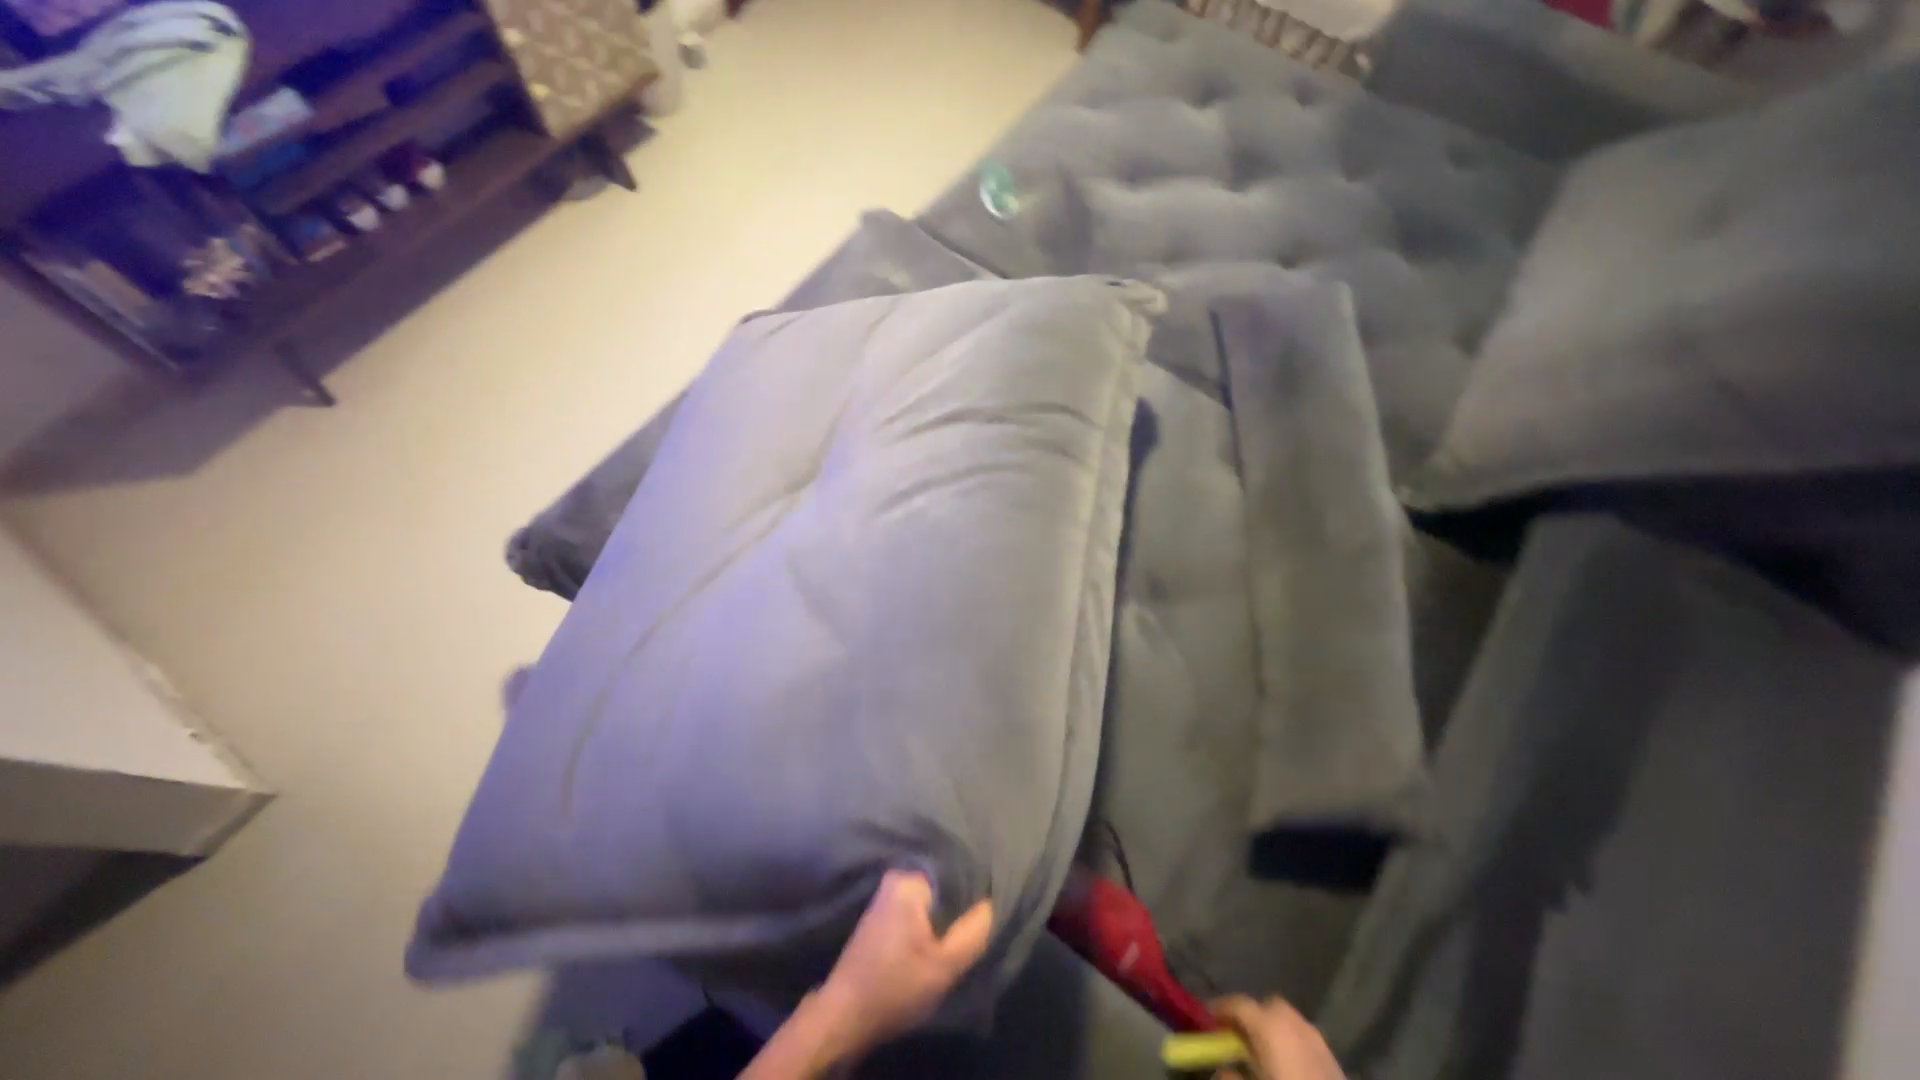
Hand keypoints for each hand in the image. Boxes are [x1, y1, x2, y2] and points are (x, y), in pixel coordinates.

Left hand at [814, 870, 994, 1054]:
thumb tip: (991, 902)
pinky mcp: (884, 916)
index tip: (992, 911)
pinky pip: (920, 910)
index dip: (979, 891)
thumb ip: (975, 929)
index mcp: (909, 882)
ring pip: (934, 900)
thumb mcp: (946, 964)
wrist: (845, 1016)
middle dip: (964, 905)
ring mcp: (887, 897)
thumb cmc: (895, 987)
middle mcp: (896, 879)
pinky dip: (934, 924)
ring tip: (968, 934)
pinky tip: (944, 940)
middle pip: (946, 885)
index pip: (959, 872)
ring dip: (949, 917)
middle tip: (982, 926)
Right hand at [1211, 996, 1346, 1079]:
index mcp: (1270, 1026)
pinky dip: (1290, 1044)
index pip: (1238, 1004)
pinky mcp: (1332, 1058)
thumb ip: (1229, 1076)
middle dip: (1250, 1017)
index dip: (1219, 1009)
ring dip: (1271, 1030)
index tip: (1205, 1020)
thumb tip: (1224, 1070)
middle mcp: (1294, 1024)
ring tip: (1260, 1055)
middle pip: (1268, 1007)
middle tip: (1235, 1038)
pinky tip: (1285, 1067)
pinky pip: (1304, 1040)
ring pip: (1288, 1022)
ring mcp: (1317, 1039)